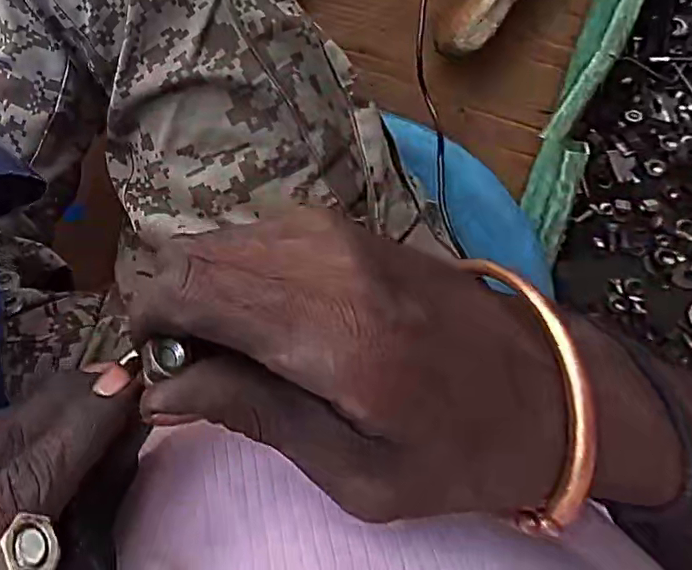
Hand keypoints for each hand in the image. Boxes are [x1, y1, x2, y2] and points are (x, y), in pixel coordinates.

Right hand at [128, 208, 605, 522]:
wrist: (545, 380)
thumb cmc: (455, 447)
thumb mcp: (355, 472)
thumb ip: (248, 412)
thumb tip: (156, 390)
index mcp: (326, 326)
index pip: (187, 287)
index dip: (146, 320)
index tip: (153, 366)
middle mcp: (315, 254)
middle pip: (187, 254)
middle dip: (163, 305)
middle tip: (187, 362)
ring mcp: (323, 226)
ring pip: (210, 240)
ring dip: (194, 288)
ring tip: (226, 345)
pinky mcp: (328, 218)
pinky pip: (244, 235)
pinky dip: (226, 272)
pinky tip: (256, 316)